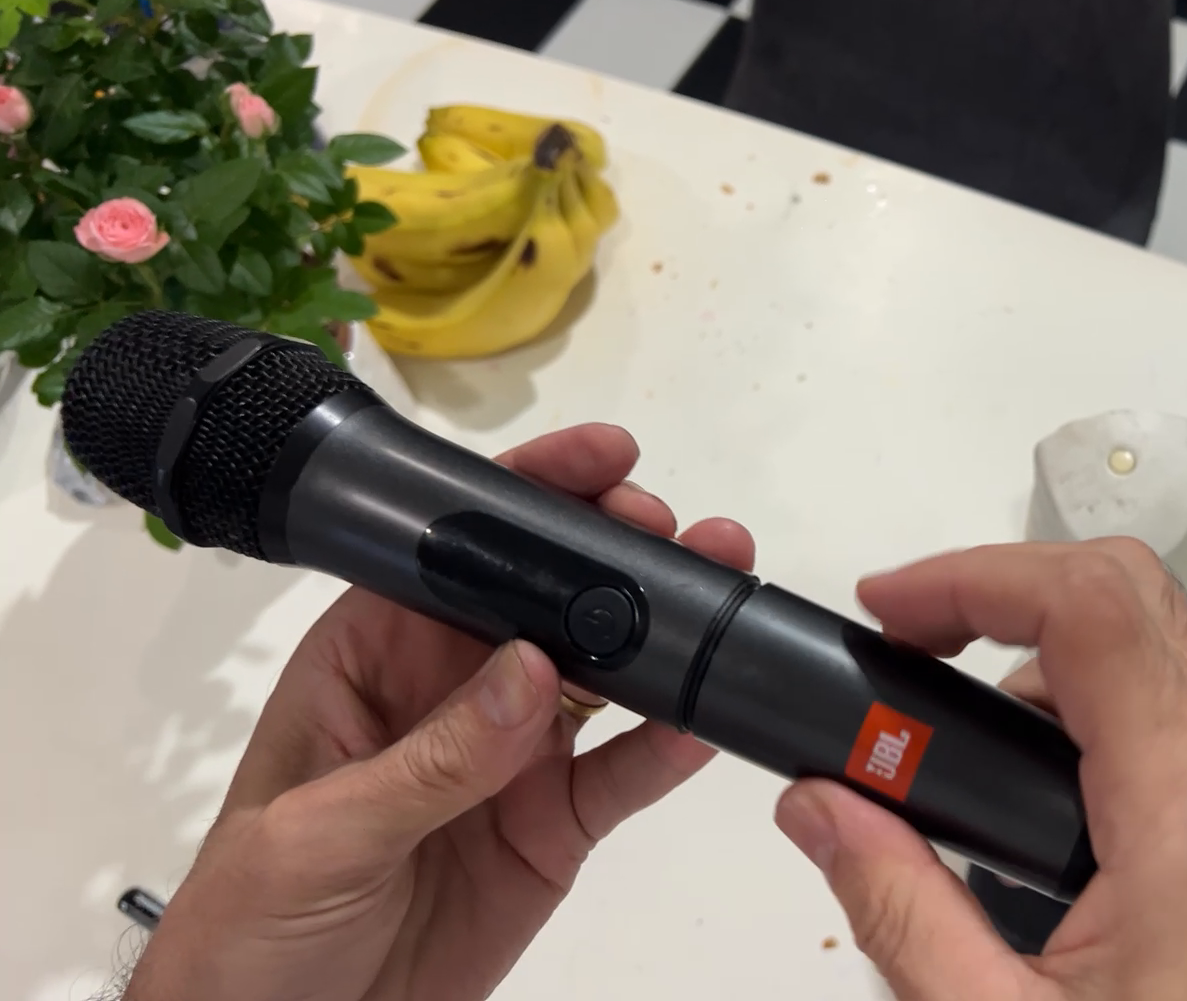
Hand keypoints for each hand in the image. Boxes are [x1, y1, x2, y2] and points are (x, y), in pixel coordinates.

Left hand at [126, 424, 753, 1000]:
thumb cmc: (251, 933)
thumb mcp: (312, 838)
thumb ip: (427, 757)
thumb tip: (535, 673)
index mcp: (386, 652)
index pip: (465, 550)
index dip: (536, 494)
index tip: (610, 461)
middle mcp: (470, 682)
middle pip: (559, 597)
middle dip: (622, 552)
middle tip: (680, 531)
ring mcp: (528, 747)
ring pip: (612, 669)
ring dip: (671, 633)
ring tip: (728, 594)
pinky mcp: (568, 812)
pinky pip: (630, 768)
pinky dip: (673, 743)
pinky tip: (710, 719)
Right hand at [772, 538, 1186, 999]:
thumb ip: (897, 909)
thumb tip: (817, 802)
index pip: (1089, 607)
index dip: (972, 576)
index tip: (887, 606)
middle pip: (1127, 589)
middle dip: (1000, 584)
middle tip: (909, 637)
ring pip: (1151, 633)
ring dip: (1042, 629)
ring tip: (954, 699)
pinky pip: (1172, 692)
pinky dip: (1085, 681)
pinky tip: (1028, 757)